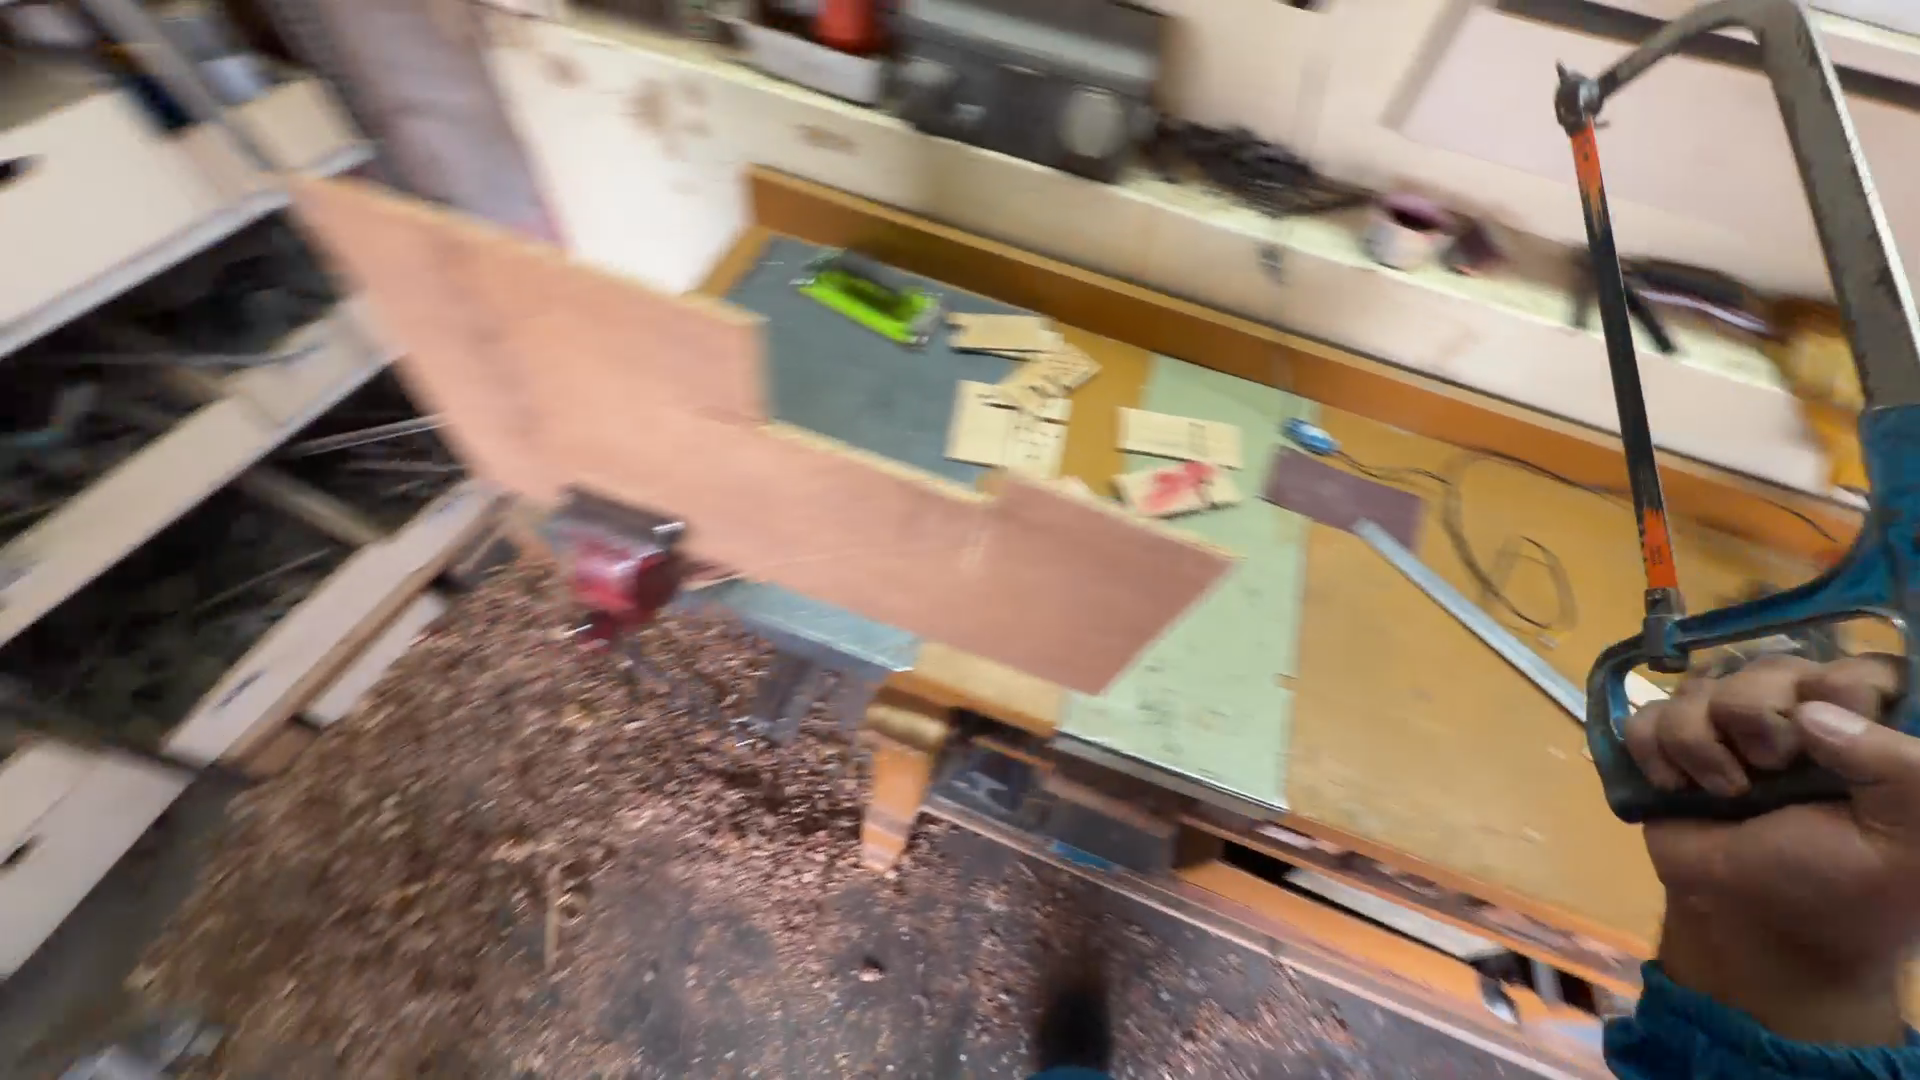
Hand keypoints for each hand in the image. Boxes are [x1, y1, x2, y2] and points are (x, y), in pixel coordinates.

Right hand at [1623, 654, 1918, 1044]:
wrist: (1748, 920)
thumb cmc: (1843, 888)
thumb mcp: (1904, 843)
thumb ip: (1897, 771)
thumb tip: (1814, 712)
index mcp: (1871, 736)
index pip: (1864, 669)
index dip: (1841, 685)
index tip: (1826, 725)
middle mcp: (1800, 718)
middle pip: (1766, 666)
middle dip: (1753, 715)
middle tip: (1767, 767)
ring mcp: (1725, 729)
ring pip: (1696, 688)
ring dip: (1698, 741)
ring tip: (1718, 790)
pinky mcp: (1665, 744)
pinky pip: (1643, 714)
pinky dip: (1652, 751)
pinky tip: (1673, 785)